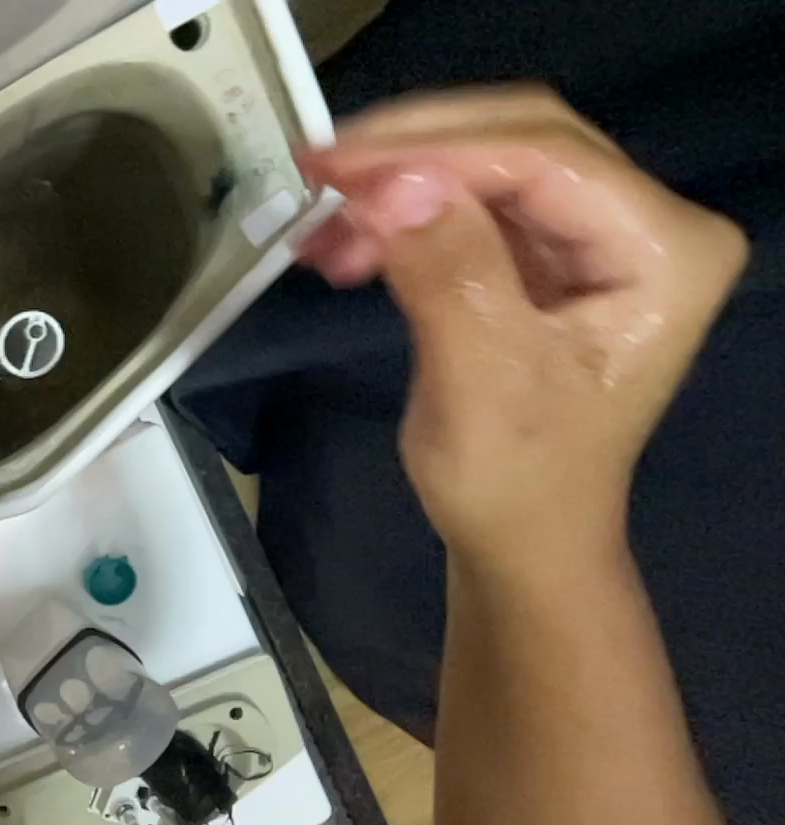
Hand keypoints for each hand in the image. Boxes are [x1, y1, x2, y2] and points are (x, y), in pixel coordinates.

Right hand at [297, 87, 746, 569]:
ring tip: (319, 235)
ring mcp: (583, 245)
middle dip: (411, 154)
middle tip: (316, 173)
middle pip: (519, 144)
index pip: (543, 159)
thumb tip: (389, 187)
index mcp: (657, 249)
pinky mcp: (532, 268)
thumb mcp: (479, 380)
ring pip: (481, 176)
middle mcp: (633, 227)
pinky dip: (396, 226)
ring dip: (394, 193)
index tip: (332, 168)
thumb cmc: (511, 473)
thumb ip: (446, 275)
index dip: (434, 150)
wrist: (517, 531)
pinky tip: (346, 252)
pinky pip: (460, 219)